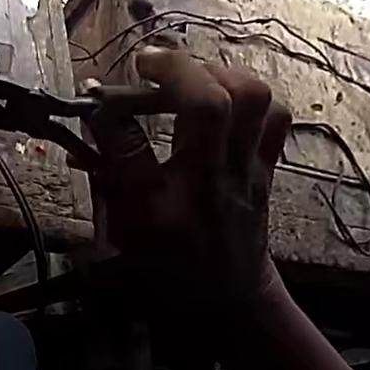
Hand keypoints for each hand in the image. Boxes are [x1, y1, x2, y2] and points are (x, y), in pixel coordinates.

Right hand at [87, 49, 292, 323]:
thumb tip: (95, 129)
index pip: (132, 147)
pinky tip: (225, 98)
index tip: (94, 96)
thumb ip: (108, 182)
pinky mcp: (266, 171)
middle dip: (175, 69)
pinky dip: (252, 96)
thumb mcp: (124, 238)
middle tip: (148, 63)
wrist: (232, 307)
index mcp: (162, 213)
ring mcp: (245, 176)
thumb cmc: (169, 281)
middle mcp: (207, 187)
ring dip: (218, 73)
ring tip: (190, 75)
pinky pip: (275, 118)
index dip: (110, 112)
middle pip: (208, 105)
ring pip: (252, 100)